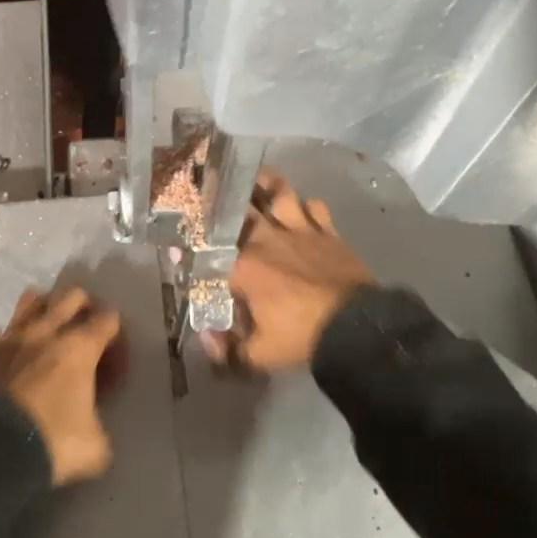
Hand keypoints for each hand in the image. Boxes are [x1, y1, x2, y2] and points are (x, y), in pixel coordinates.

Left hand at [0, 285, 123, 485]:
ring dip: (44, 311)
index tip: (112, 365)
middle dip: (85, 310)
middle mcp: (46, 331)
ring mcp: (10, 336)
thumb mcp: (92, 448)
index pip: (109, 319)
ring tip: (47, 335)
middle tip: (85, 336)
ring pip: (32, 299)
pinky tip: (8, 361)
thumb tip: (95, 432)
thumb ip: (101, 431)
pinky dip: (6, 342)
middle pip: (73, 295)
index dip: (117, 338)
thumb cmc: (47, 442)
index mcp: (79, 347)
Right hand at [204, 170, 373, 370]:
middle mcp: (266, 238)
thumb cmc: (302, 337)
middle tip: (213, 192)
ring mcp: (299, 228)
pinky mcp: (326, 230)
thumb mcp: (259, 354)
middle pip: (240, 205)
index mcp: (243, 265)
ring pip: (279, 191)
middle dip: (223, 197)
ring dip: (266, 186)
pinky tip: (302, 211)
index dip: (192, 245)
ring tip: (257, 182)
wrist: (356, 327)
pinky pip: (314, 205)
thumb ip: (228, 348)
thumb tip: (208, 339)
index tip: (181, 246)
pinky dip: (306, 206)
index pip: (209, 248)